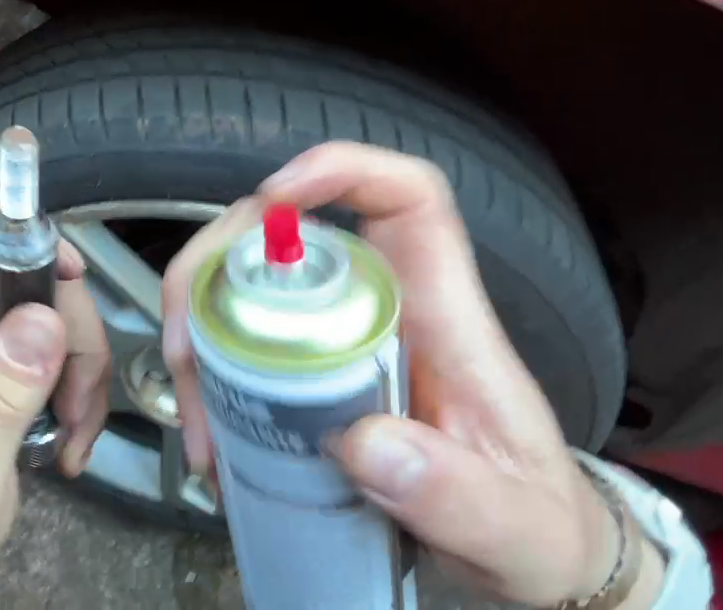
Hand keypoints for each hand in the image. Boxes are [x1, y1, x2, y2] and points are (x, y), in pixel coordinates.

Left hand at [0, 199, 111, 581]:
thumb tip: (42, 319)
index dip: (8, 227)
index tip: (66, 272)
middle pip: (24, 267)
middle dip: (69, 324)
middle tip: (77, 400)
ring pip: (50, 304)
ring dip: (80, 364)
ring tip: (73, 432)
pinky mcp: (1, 358)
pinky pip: (55, 341)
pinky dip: (77, 383)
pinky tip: (69, 438)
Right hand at [161, 143, 622, 606]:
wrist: (523, 553)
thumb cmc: (535, 523)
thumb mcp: (518, 531)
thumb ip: (461, 497)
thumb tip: (364, 443)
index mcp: (440, 310)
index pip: (405, 196)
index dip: (339, 170)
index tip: (274, 197)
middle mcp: (377, 301)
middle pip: (283, 230)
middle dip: (216, 265)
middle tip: (187, 344)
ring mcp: (335, 329)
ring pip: (245, 281)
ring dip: (198, 330)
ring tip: (196, 416)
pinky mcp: (306, 365)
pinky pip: (238, 335)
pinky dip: (206, 373)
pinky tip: (206, 431)